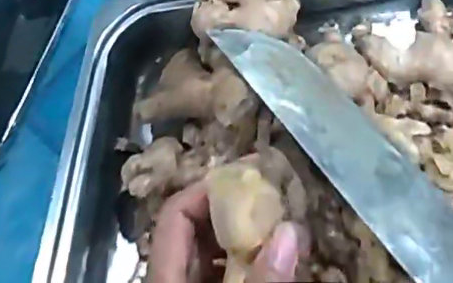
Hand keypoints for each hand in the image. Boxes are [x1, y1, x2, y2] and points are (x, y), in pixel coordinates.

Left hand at [149, 180, 308, 282]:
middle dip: (236, 210)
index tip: (247, 179)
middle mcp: (173, 278)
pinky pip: (227, 275)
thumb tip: (289, 229)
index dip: (206, 190)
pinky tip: (279, 263)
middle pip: (198, 229)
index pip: (175, 212)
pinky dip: (250, 265)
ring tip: (285, 226)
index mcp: (163, 275)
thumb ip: (260, 280)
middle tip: (274, 196)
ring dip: (248, 237)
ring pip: (215, 254)